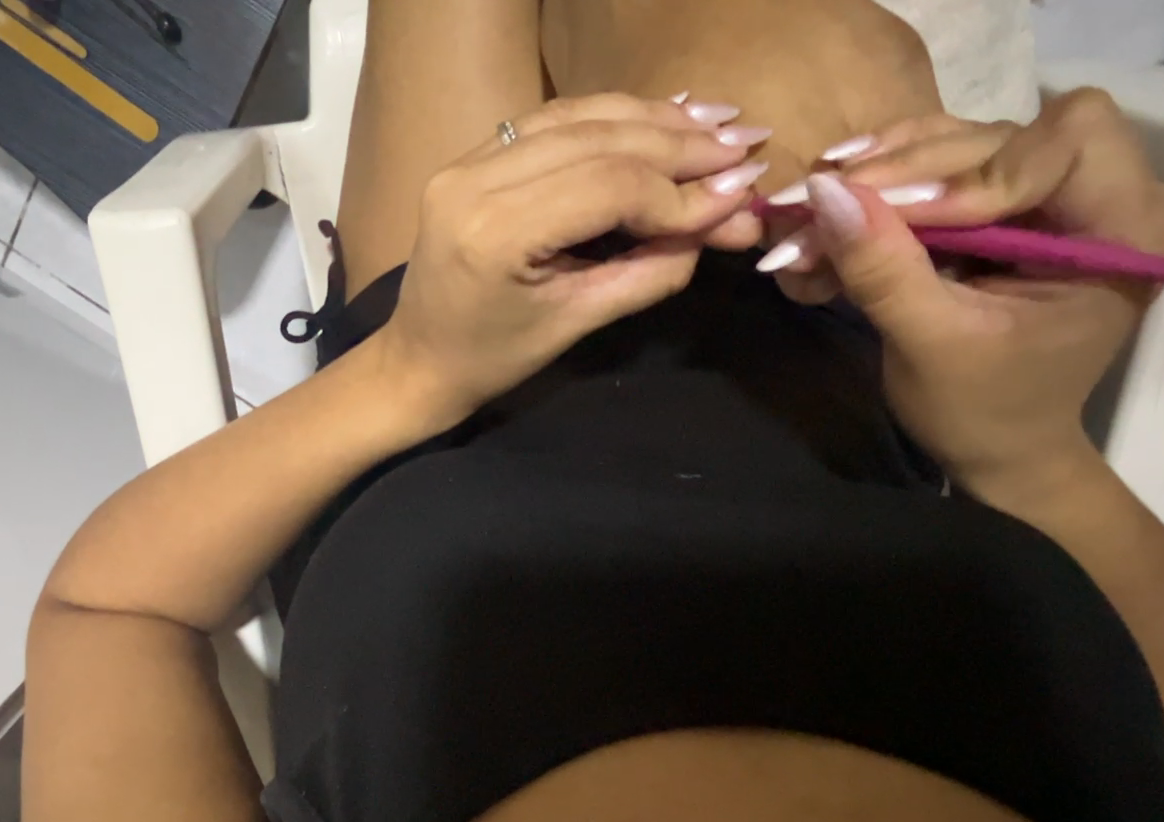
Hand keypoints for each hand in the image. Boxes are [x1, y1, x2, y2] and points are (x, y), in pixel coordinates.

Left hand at [374, 93, 768, 426]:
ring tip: (712, 128)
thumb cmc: (493, 360)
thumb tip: (726, 219)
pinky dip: (607, 121)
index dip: (678, 192)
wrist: (419, 361)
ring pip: (577, 118)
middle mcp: (473, 181)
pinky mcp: (468, 159)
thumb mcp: (575, 323)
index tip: (736, 201)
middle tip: (743, 150)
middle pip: (597, 140)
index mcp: (495, 232)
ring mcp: (464, 162)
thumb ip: (650, 271)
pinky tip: (654, 121)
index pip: (608, 186)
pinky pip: (550, 123)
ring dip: (649, 120)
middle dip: (677, 145)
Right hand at [790, 88, 1163, 496]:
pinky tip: (847, 196)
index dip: (970, 174)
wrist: (995, 445)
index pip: (1056, 145)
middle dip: (914, 168)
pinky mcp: (1013, 206)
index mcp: (1123, 228)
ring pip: (971, 142)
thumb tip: (824, 192)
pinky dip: (895, 182)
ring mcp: (1057, 196)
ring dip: (893, 169)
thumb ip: (883, 268)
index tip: (889, 215)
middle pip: (1005, 134)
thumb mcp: (928, 344)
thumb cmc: (979, 409)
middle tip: (829, 196)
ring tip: (825, 195)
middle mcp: (1106, 193)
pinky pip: (953, 169)